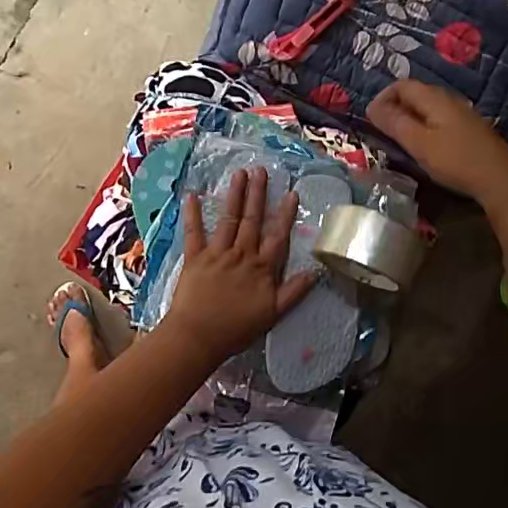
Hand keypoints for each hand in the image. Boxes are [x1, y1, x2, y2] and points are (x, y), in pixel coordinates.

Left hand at [162, 167, 317, 362]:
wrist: (197, 337)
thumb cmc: (236, 329)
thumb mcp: (273, 314)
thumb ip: (294, 292)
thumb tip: (315, 273)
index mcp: (262, 268)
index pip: (277, 236)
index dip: (285, 215)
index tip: (291, 193)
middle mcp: (241, 255)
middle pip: (252, 220)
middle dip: (258, 194)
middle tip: (261, 170)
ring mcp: (217, 254)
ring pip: (228, 219)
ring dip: (235, 195)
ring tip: (239, 174)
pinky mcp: (194, 258)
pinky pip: (193, 232)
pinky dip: (193, 214)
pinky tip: (192, 195)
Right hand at [367, 80, 507, 203]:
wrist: (500, 178)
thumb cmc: (456, 160)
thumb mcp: (419, 144)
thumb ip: (395, 123)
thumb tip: (372, 106)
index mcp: (435, 98)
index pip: (402, 84)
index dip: (383, 97)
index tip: (371, 119)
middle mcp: (450, 99)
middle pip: (416, 94)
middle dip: (395, 107)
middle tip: (383, 130)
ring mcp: (463, 114)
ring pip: (429, 108)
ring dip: (411, 119)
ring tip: (401, 140)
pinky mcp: (470, 130)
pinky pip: (441, 120)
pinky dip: (426, 127)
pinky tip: (426, 147)